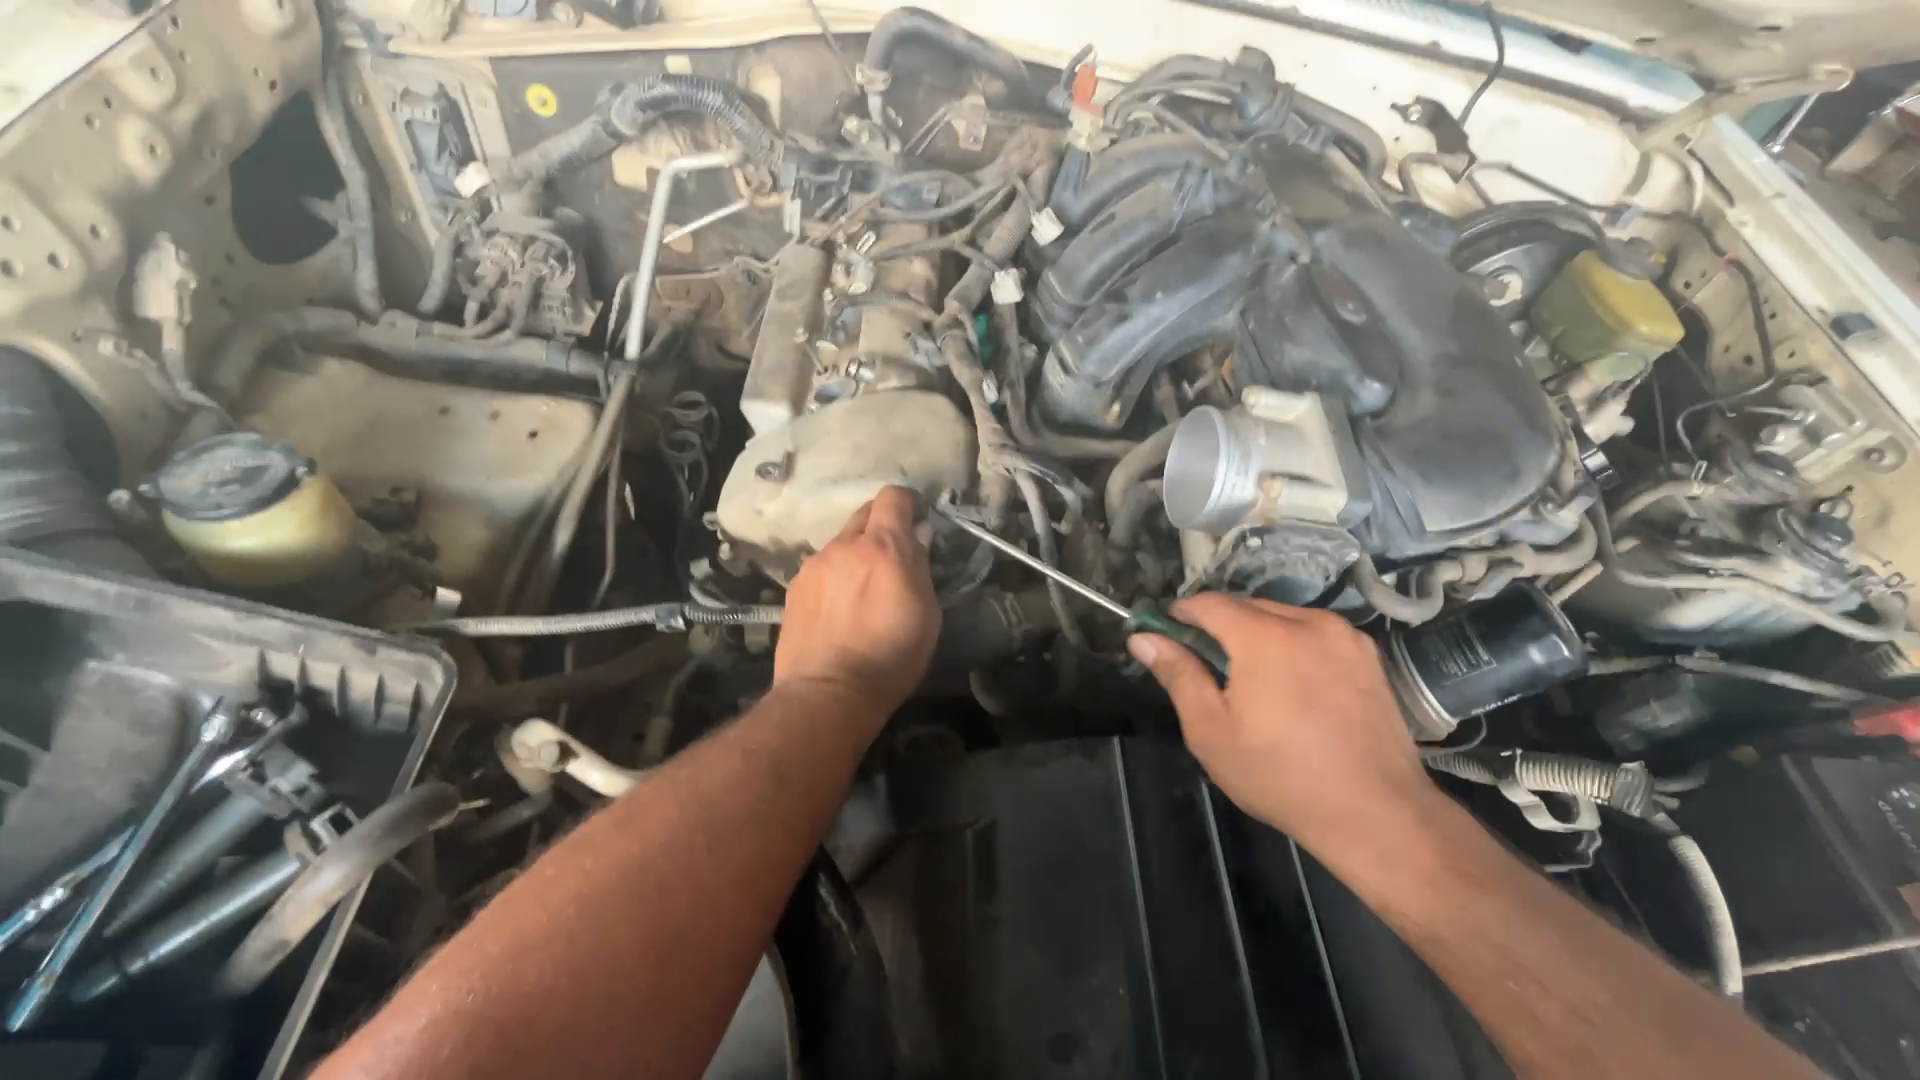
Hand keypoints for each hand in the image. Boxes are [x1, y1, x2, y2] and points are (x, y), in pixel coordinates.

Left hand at [774, 486, 940, 720]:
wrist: (827, 693)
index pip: (893, 497)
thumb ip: (920, 566)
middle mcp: (844, 546)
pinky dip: (835, 576)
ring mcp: (814, 565)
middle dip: (882, 526)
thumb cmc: (890, 658)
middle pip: (864, 514)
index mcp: (883, 548)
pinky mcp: (794, 588)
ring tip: (863, 590)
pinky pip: (822, 568)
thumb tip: (917, 535)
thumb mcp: (926, 614)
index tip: (918, 520)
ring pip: (841, 543)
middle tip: (894, 557)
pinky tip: (839, 609)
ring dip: (856, 554)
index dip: (908, 503)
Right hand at [1128, 595, 1433, 849]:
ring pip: (1284, 618)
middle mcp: (1309, 622)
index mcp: (1265, 636)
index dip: (1181, 613)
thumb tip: (1143, 639)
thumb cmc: (1280, 775)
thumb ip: (1178, 675)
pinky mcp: (1370, 657)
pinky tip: (1291, 687)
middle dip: (1220, 625)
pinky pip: (1316, 635)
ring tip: (1249, 679)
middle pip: (1248, 606)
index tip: (1165, 633)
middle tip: (1204, 664)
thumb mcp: (1211, 731)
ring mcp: (1346, 637)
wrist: (1376, 811)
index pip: (1210, 603)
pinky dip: (1293, 646)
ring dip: (1258, 634)